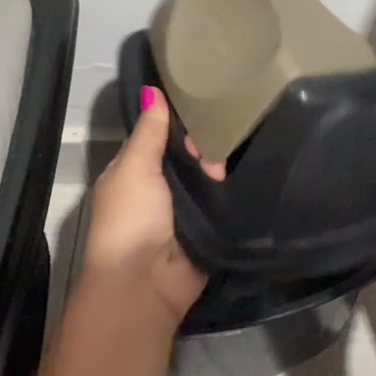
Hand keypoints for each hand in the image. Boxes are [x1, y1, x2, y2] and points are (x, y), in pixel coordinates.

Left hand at [81, 86, 208, 323]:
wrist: (146, 284)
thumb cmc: (131, 218)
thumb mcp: (135, 166)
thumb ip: (149, 131)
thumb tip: (153, 90)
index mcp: (133, 171)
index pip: (157, 135)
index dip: (176, 120)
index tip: (199, 104)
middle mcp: (157, 188)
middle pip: (185, 153)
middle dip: (202, 144)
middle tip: (216, 138)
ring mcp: (183, 210)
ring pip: (205, 175)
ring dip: (217, 167)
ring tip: (225, 164)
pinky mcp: (206, 228)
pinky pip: (221, 202)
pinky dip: (230, 191)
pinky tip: (245, 173)